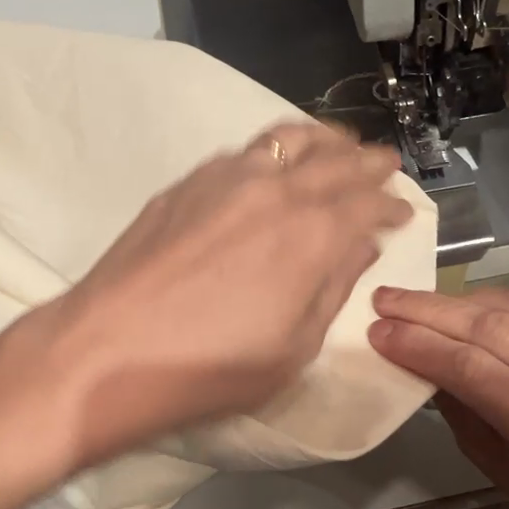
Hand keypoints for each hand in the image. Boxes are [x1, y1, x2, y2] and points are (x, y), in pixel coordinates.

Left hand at [32, 122, 414, 463]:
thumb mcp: (293, 349)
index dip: (390, 206)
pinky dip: (276, 148)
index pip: (367, 205)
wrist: (107, 352)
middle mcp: (276, 192)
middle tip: (385, 163)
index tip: (402, 211)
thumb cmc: (209, 368)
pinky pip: (245, 150)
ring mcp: (227, 179)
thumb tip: (359, 247)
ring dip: (324, 139)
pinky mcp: (187, 182)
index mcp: (312, 235)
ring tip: (340, 143)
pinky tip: (275, 162)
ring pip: (289, 139)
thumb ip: (333, 289)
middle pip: (336, 162)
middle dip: (368, 161)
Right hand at [367, 286, 508, 508]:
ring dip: (462, 300)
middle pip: (502, 331)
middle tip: (387, 301)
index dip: (425, 346)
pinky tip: (466, 305)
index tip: (378, 331)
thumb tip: (410, 348)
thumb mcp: (488, 459)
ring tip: (419, 300)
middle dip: (435, 312)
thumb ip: (456, 402)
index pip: (481, 373)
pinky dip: (497, 301)